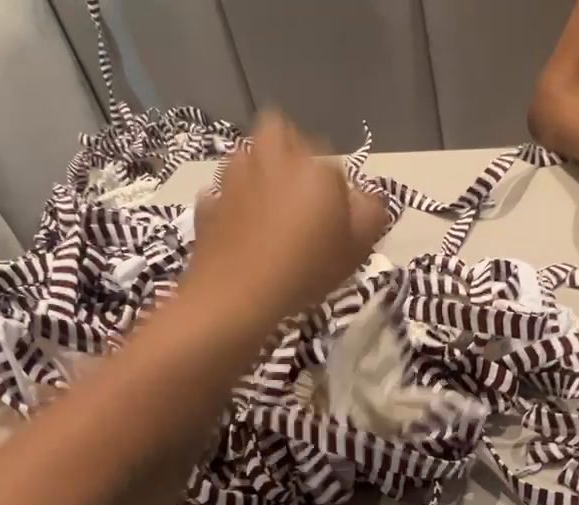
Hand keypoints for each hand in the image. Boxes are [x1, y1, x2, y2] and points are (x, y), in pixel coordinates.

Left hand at [188, 112, 388, 319]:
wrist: (236, 294)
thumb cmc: (305, 271)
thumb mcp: (356, 250)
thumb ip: (370, 215)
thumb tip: (366, 198)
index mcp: (315, 165)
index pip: (332, 163)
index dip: (334, 189)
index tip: (335, 218)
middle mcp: (272, 157)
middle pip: (282, 135)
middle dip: (290, 155)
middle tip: (298, 195)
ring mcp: (234, 176)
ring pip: (249, 157)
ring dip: (259, 174)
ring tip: (269, 212)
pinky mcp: (208, 200)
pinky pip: (224, 192)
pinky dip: (233, 204)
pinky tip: (242, 230)